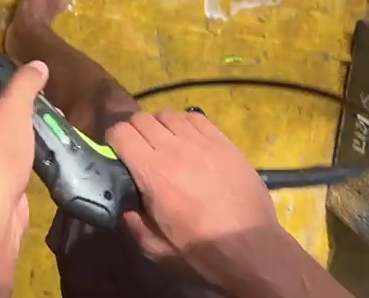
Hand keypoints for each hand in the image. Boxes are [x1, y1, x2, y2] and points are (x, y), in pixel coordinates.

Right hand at [109, 111, 343, 297]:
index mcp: (152, 173)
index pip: (120, 132)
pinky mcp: (222, 140)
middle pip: (140, 119)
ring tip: (165, 145)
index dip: (113, 140)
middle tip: (140, 151)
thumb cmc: (204, 253)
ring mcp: (200, 141)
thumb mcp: (159, 251)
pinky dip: (183, 123)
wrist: (254, 251)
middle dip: (133, 132)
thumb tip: (123, 205)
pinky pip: (193, 117)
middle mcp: (173, 148)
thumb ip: (133, 225)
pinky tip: (188, 140)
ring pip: (166, 114)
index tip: (117, 153)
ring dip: (158, 126)